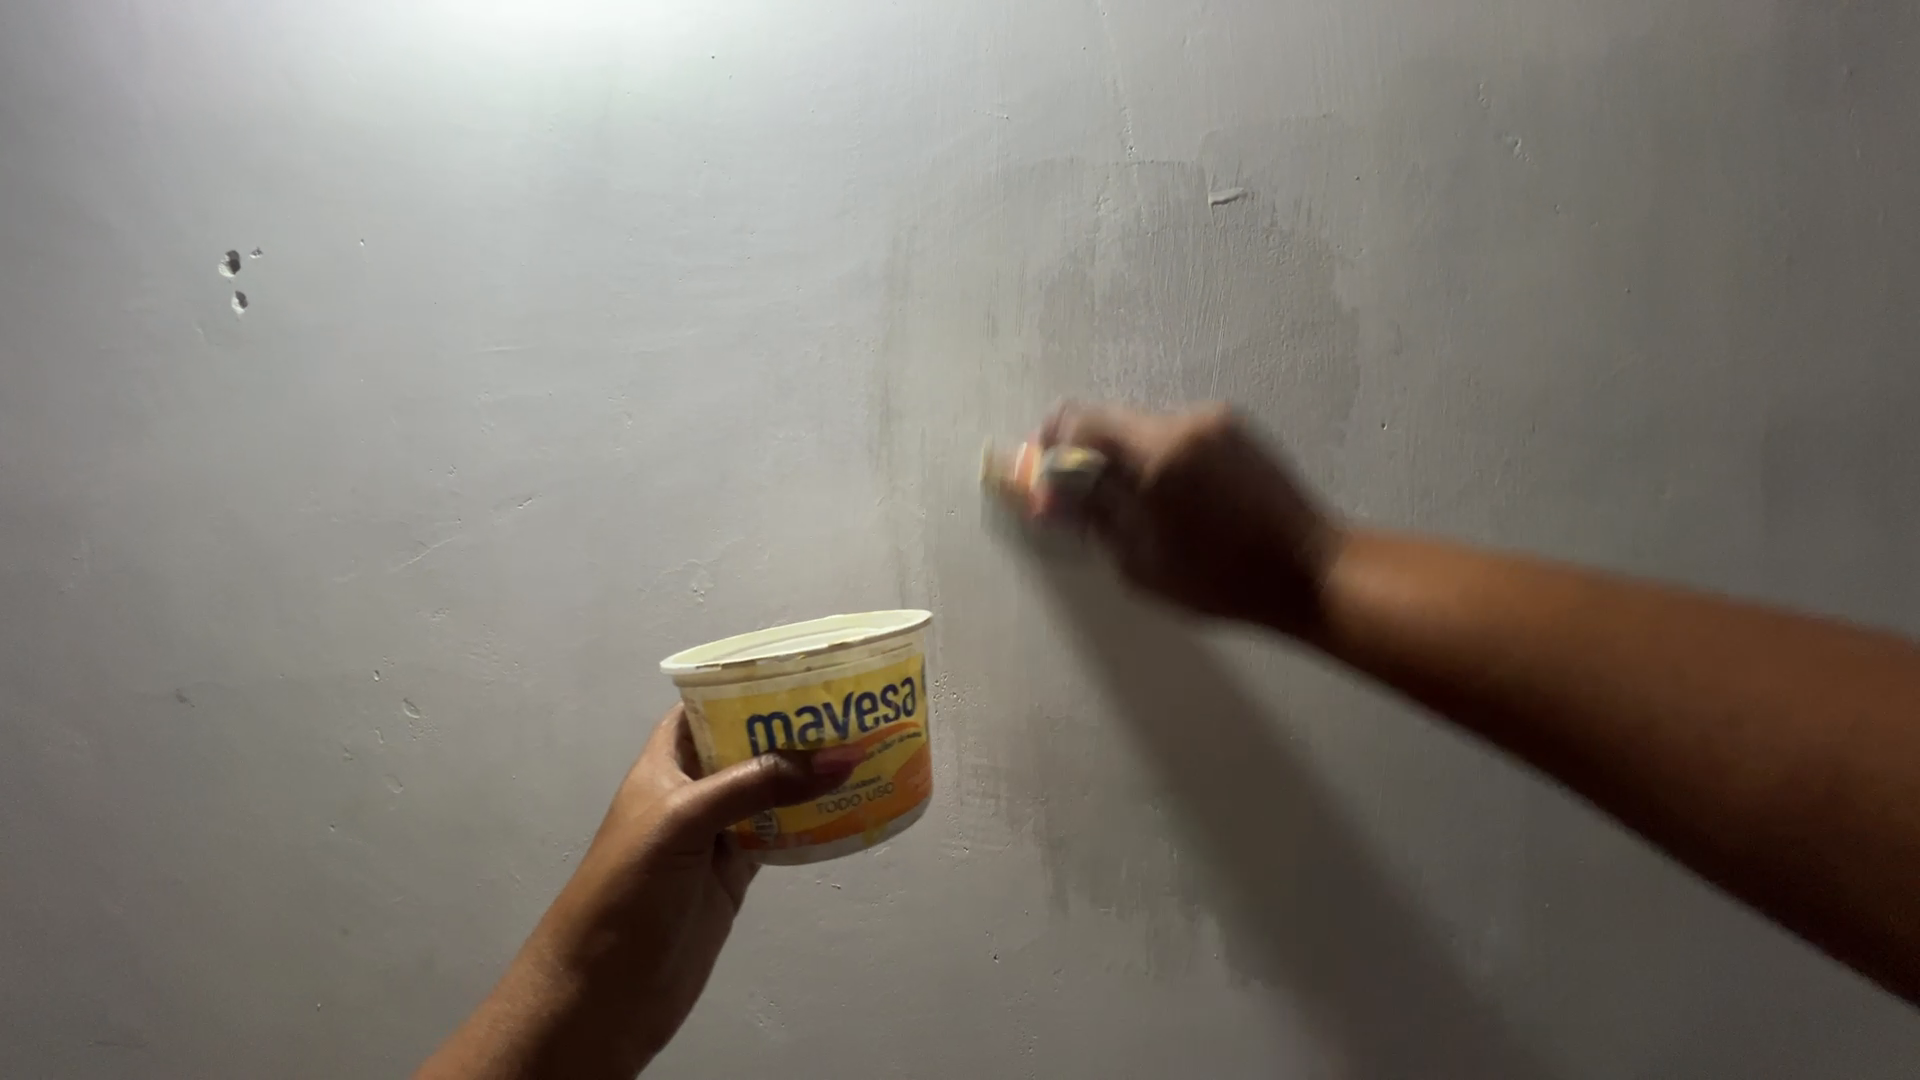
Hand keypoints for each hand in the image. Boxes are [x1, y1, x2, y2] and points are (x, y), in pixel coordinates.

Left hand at [417, 705, 859, 1079]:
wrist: (603, 996)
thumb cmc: (626, 891)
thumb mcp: (684, 820)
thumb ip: (758, 785)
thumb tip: (841, 757)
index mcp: (667, 760)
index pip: (710, 704)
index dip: (750, 684)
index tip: (804, 669)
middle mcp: (695, 786)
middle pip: (751, 742)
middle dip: (795, 727)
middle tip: (851, 707)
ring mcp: (719, 829)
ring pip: (772, 786)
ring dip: (810, 772)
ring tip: (863, 745)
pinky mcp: (738, 867)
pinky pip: (784, 829)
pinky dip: (814, 817)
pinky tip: (849, 802)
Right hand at [1040, 401, 1340, 631]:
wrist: (1311, 571)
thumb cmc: (1221, 580)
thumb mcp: (1141, 563)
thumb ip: (1094, 519)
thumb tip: (1052, 497)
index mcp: (1158, 455)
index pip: (1081, 421)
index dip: (1051, 443)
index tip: (1044, 474)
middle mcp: (1185, 423)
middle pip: (1110, 419)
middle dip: (1085, 453)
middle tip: (1079, 494)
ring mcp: (1215, 421)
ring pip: (1142, 427)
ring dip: (1122, 457)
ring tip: (1130, 503)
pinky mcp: (1235, 429)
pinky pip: (1175, 434)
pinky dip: (1155, 457)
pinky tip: (1168, 496)